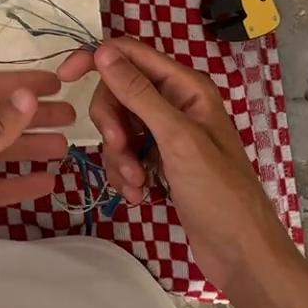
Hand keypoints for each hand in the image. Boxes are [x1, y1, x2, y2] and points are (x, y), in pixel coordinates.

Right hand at [59, 37, 307, 307]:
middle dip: (112, 124)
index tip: (65, 77)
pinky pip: (125, 152)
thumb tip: (102, 51)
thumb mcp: (177, 138)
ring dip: (119, 154)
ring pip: (118, 125)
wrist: (242, 256)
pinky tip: (138, 193)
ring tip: (136, 183)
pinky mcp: (159, 161)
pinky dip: (124, 171)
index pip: (129, 53)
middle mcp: (174, 102)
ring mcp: (166, 133)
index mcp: (184, 86)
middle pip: (118, 92)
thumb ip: (138, 92)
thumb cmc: (219, 191)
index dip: (95, 59)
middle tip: (120, 149)